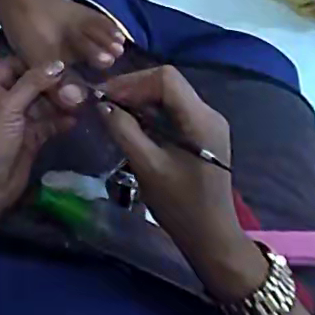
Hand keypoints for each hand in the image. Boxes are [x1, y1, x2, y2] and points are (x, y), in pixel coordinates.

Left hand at [0, 57, 79, 206]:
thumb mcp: (8, 106)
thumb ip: (32, 83)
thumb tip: (58, 63)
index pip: (14, 64)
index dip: (35, 60)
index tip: (62, 56)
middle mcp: (6, 102)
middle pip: (33, 84)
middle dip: (54, 82)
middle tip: (79, 80)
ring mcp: (20, 121)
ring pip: (43, 104)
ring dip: (61, 101)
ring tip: (83, 98)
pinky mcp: (32, 140)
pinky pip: (49, 124)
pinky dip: (62, 120)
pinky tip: (77, 117)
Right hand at [97, 67, 261, 298]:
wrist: (212, 237)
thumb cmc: (181, 206)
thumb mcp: (147, 167)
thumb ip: (125, 131)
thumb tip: (103, 105)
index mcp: (200, 119)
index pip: (165, 78)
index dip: (132, 82)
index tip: (106, 97)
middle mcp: (209, 113)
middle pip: (167, 82)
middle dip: (133, 89)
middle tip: (105, 105)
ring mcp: (207, 122)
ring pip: (168, 94)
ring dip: (139, 99)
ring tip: (114, 114)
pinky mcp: (202, 133)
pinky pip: (173, 109)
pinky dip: (150, 111)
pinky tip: (132, 124)